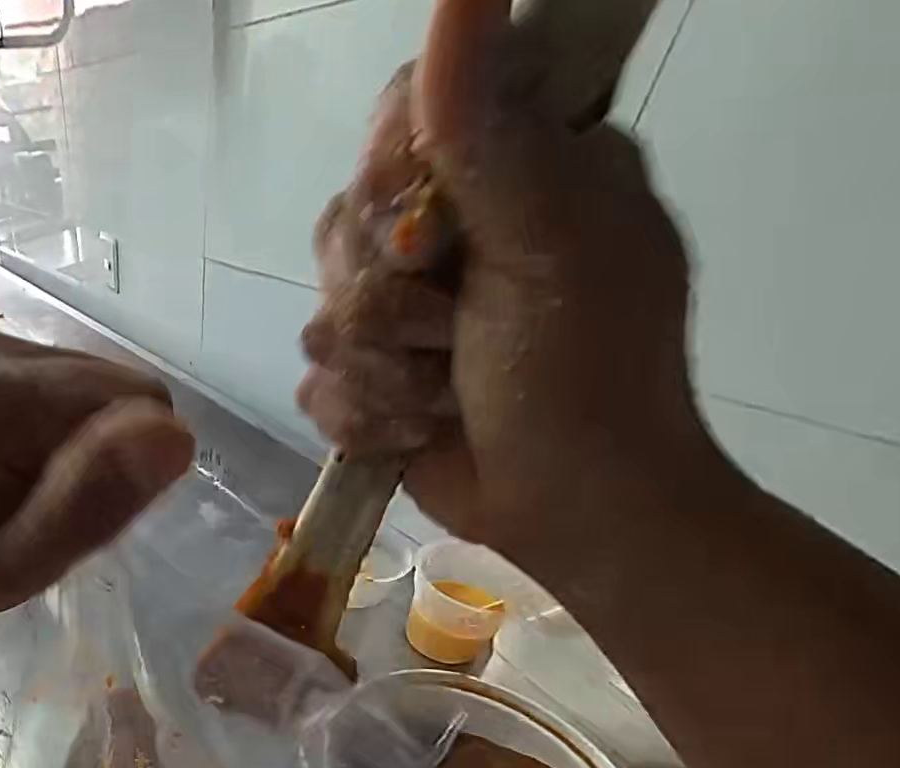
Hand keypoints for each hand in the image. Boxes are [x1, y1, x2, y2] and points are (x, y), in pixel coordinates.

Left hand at [0, 326, 194, 617]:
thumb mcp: (34, 560)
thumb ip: (98, 499)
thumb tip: (177, 435)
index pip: (131, 398)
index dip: (128, 459)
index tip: (83, 504)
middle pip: (117, 382)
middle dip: (111, 445)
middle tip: (62, 497)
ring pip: (103, 379)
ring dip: (94, 435)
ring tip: (45, 481)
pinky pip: (79, 378)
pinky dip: (76, 421)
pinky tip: (36, 457)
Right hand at [299, 0, 706, 561]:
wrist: (569, 509)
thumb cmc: (583, 377)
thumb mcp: (549, 247)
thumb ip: (490, 133)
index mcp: (502, 181)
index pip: (397, 125)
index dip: (388, 178)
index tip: (428, 238)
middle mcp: (444, 242)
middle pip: (341, 228)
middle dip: (386, 302)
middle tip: (451, 335)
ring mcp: (399, 322)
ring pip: (319, 317)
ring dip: (379, 372)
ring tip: (440, 400)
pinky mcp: (371, 385)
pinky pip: (316, 386)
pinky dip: (363, 417)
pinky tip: (413, 433)